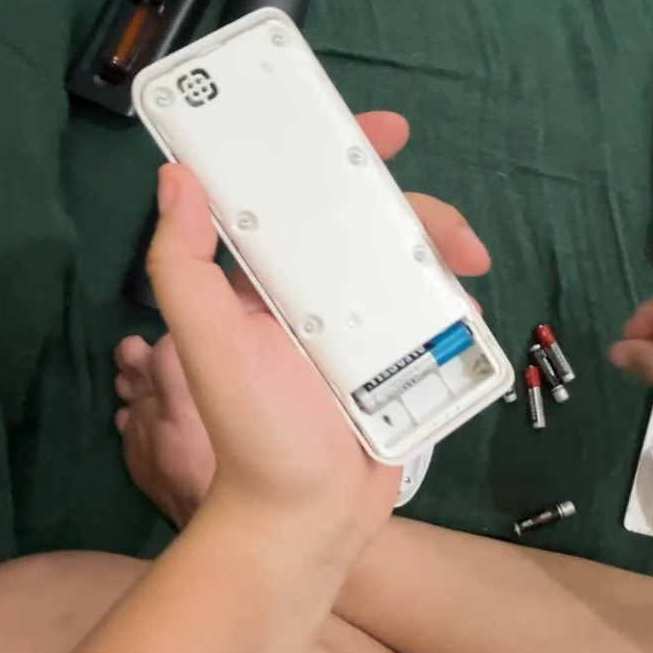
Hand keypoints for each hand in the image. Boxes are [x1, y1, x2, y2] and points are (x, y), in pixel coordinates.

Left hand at [146, 111, 490, 543]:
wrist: (307, 520)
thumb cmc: (256, 436)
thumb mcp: (208, 349)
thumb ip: (184, 268)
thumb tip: (178, 177)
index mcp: (268, 282)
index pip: (300, 199)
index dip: (337, 156)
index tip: (385, 132)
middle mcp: (315, 295)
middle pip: (370, 228)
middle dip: (417, 213)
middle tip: (456, 231)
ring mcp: (360, 329)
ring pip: (408, 267)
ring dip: (445, 257)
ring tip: (475, 268)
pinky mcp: (395, 362)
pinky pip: (429, 316)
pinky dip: (454, 305)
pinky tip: (472, 310)